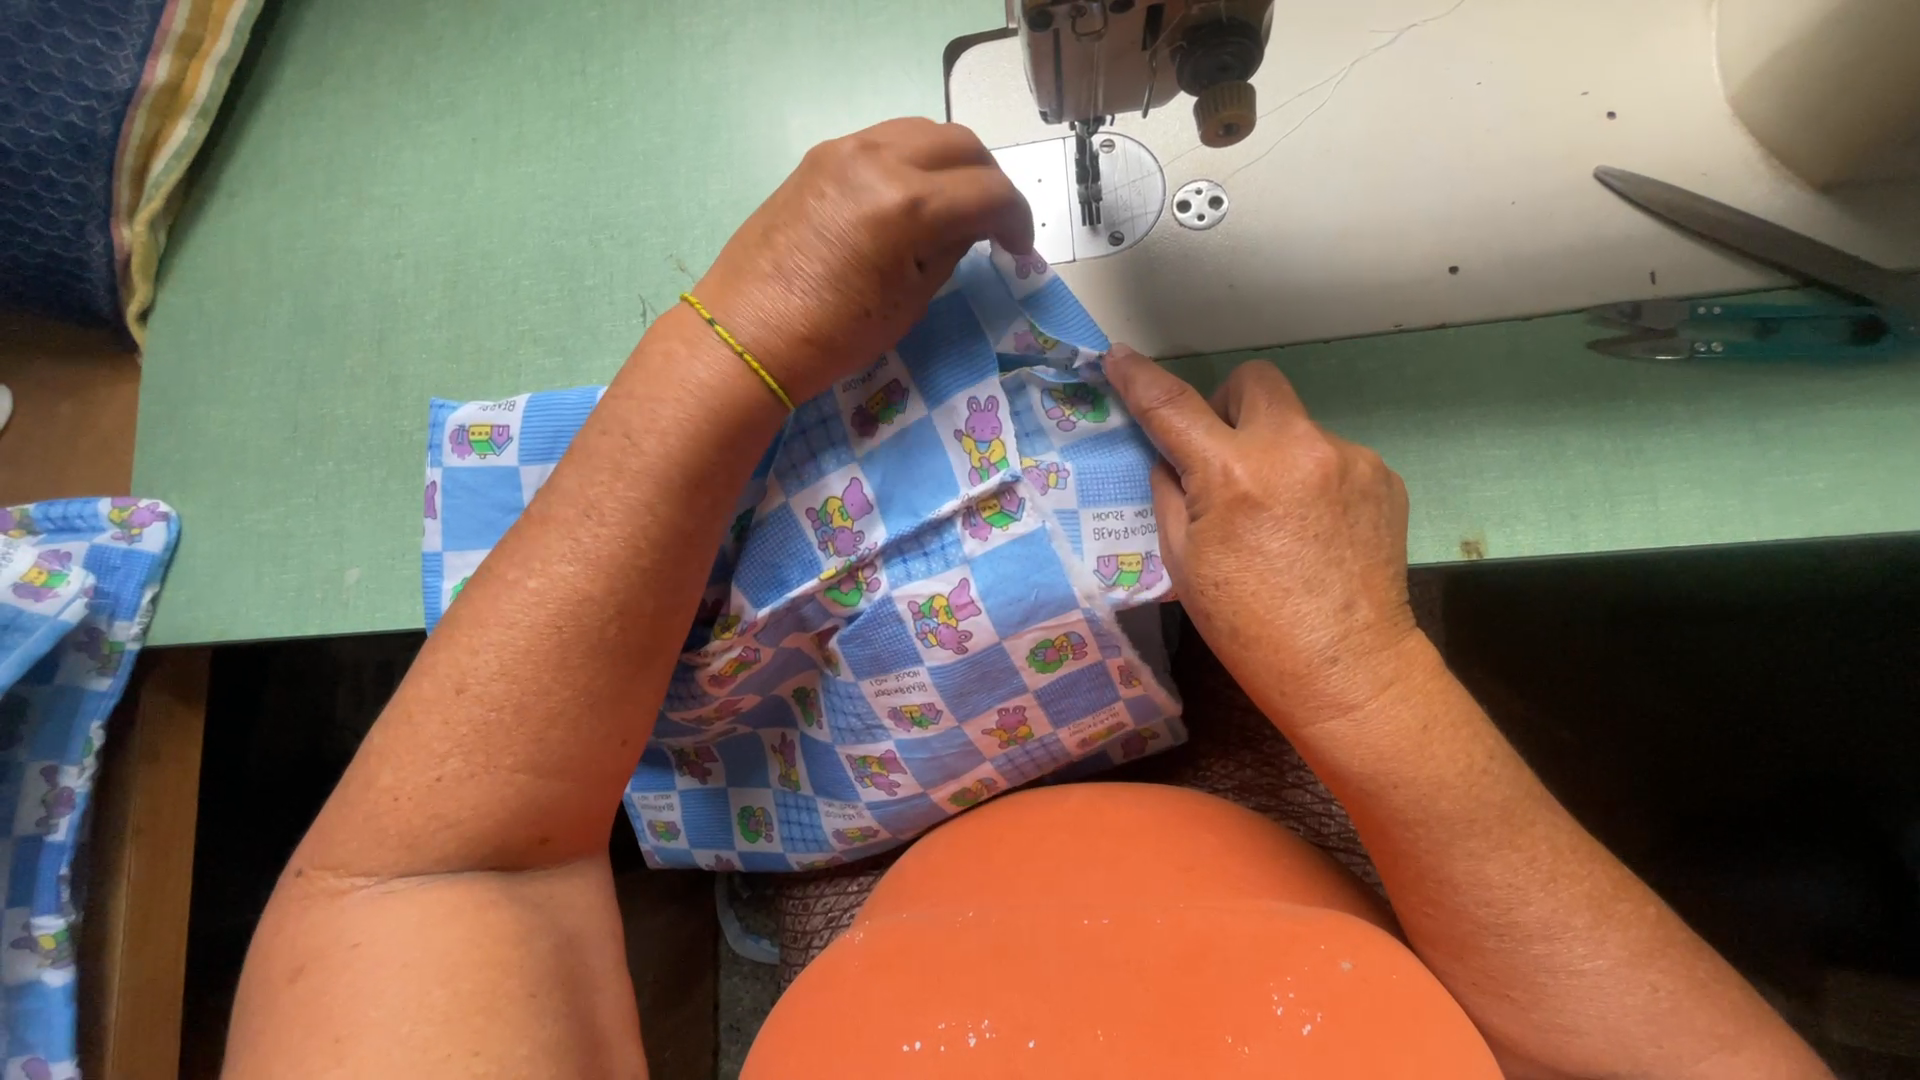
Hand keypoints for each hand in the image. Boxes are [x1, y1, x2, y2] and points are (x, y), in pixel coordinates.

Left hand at [694, 118, 1032, 402]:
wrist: (749, 334)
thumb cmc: (834, 335)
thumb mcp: (910, 300)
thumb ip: (948, 249)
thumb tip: (970, 226)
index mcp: (907, 204)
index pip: (988, 193)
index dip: (1017, 220)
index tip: (1019, 248)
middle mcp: (878, 158)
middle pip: (961, 145)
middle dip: (989, 182)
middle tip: (995, 224)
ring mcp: (843, 150)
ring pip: (922, 133)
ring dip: (952, 165)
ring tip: (956, 207)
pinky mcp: (819, 157)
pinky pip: (884, 141)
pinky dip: (913, 162)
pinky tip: (912, 199)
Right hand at [1105, 348, 1426, 730]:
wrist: (1346, 668)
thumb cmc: (1247, 625)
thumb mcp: (1183, 560)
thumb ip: (1171, 491)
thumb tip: (1172, 454)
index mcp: (1234, 473)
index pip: (1173, 406)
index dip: (1140, 378)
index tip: (1120, 357)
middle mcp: (1295, 448)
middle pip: (1253, 380)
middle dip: (1227, 404)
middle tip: (1219, 454)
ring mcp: (1348, 457)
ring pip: (1294, 424)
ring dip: (1272, 449)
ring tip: (1276, 514)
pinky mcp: (1381, 475)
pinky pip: (1329, 455)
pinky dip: (1309, 476)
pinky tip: (1311, 528)